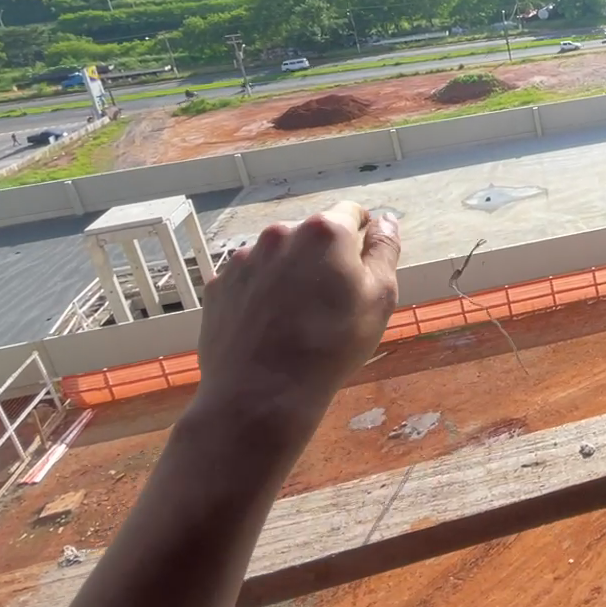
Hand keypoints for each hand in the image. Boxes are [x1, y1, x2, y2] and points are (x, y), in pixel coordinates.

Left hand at [194, 201, 401, 431]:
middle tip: (333, 297)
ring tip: (298, 314)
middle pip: (313, 233)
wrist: (261, 394)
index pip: (352, 212)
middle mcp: (280, 233)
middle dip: (325, 255)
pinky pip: (252, 277)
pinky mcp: (218, 286)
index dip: (363, 235)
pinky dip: (264, 290)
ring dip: (292, 271)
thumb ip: (385, 248)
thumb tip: (386, 219)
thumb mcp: (380, 295)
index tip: (363, 266)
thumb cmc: (334, 343)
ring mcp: (244, 259)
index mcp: (325, 231)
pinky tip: (270, 323)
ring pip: (280, 254)